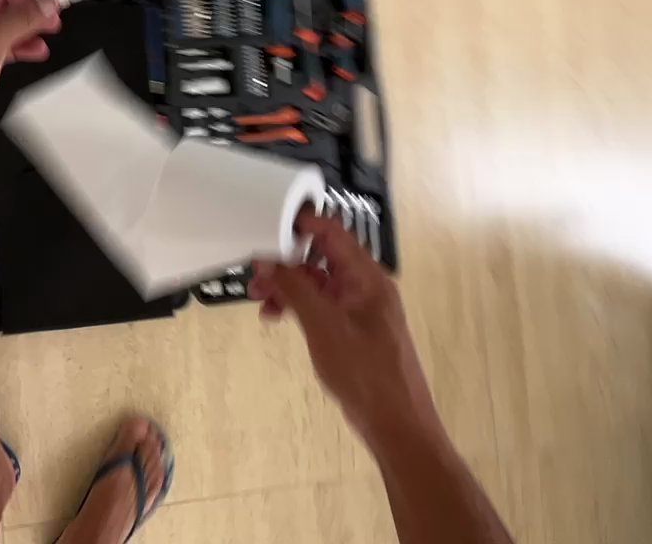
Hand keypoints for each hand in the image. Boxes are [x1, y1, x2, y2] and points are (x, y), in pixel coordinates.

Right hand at [249, 206, 443, 453]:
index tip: (264, 226)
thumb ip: (293, 287)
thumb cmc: (365, 372)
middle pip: (318, 257)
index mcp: (366, 277)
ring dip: (285, 286)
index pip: (330, 232)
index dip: (298, 224)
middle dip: (284, 261)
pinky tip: (275, 317)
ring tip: (258, 298)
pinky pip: (318, 304)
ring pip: (314, 282)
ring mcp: (358, 308)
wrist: (397, 427)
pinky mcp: (350, 328)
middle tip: (254, 272)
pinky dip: (295, 306)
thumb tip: (266, 259)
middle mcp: (363, 286)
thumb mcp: (323, 324)